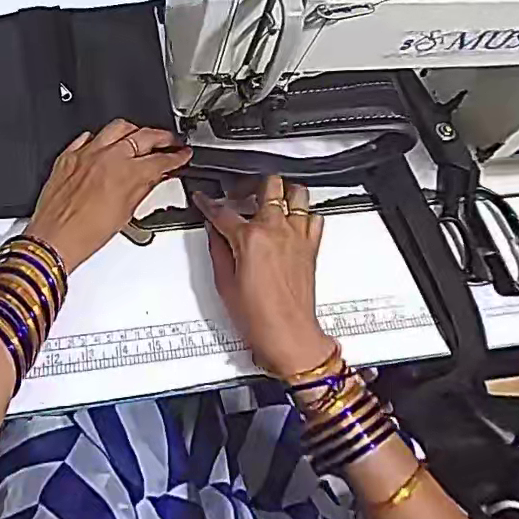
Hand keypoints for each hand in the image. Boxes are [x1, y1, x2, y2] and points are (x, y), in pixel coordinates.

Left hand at [26, 120, 190, 271]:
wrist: (54, 239)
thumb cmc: (86, 233)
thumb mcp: (126, 212)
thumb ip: (144, 188)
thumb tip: (155, 177)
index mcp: (127, 172)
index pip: (161, 159)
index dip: (177, 156)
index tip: (182, 155)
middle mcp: (108, 157)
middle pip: (144, 135)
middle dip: (163, 137)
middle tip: (171, 142)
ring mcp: (87, 153)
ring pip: (118, 127)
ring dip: (134, 130)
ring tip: (141, 136)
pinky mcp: (69, 155)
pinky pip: (88, 136)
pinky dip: (101, 138)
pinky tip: (105, 143)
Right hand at [195, 176, 335, 377]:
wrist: (288, 335)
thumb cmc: (258, 317)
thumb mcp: (224, 283)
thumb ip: (217, 249)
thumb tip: (213, 232)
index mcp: (249, 238)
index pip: (222, 211)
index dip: (208, 203)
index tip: (203, 199)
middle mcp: (276, 230)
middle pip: (268, 184)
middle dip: (250, 183)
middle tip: (240, 192)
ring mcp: (297, 235)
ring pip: (297, 192)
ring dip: (282, 191)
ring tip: (270, 198)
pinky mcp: (311, 246)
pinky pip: (314, 217)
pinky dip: (303, 214)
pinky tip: (292, 220)